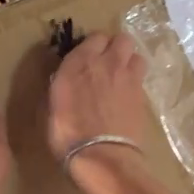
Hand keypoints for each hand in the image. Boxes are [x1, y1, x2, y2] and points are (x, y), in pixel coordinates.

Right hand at [47, 31, 149, 166]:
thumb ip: (61, 85)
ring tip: (121, 77)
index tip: (87, 57)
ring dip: (129, 62)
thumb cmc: (66, 133)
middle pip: (122, 39)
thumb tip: (66, 80)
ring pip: (137, 55)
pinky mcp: (142, 96)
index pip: (95, 37)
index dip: (93, 46)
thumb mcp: (50, 106)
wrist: (101, 155)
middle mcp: (107, 63)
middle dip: (116, 47)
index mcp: (80, 62)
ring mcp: (129, 78)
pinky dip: (135, 82)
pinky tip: (127, 96)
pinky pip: (141, 78)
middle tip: (107, 63)